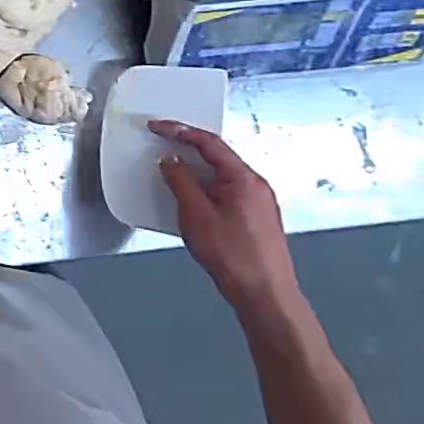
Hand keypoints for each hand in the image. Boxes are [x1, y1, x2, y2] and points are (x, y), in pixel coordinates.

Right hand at [149, 120, 300, 315]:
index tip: (157, 127)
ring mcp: (259, 202)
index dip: (179, 131)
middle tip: (163, 143)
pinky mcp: (256, 218)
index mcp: (243, 178)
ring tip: (173, 173)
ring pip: (222, 174)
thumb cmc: (235, 258)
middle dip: (187, 148)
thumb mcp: (196, 215)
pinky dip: (206, 187)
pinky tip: (192, 199)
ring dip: (196, 170)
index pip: (208, 142)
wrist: (265, 296)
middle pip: (217, 155)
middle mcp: (255, 185)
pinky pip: (227, 190)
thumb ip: (180, 181)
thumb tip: (170, 161)